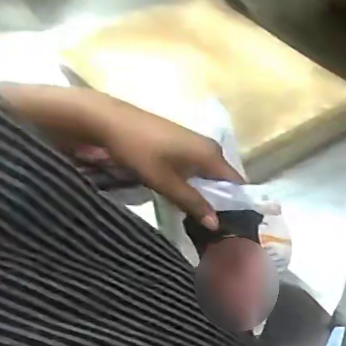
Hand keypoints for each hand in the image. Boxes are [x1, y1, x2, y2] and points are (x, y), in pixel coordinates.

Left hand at [92, 98, 244, 228]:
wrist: (109, 120)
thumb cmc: (140, 151)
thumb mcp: (166, 183)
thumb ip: (193, 203)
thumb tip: (216, 224)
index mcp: (213, 155)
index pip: (237, 184)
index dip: (236, 205)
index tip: (230, 225)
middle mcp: (211, 147)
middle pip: (224, 180)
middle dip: (220, 201)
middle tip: (211, 225)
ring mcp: (196, 142)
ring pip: (209, 174)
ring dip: (205, 193)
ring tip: (197, 214)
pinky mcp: (183, 142)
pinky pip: (198, 167)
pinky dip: (195, 182)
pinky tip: (183, 194)